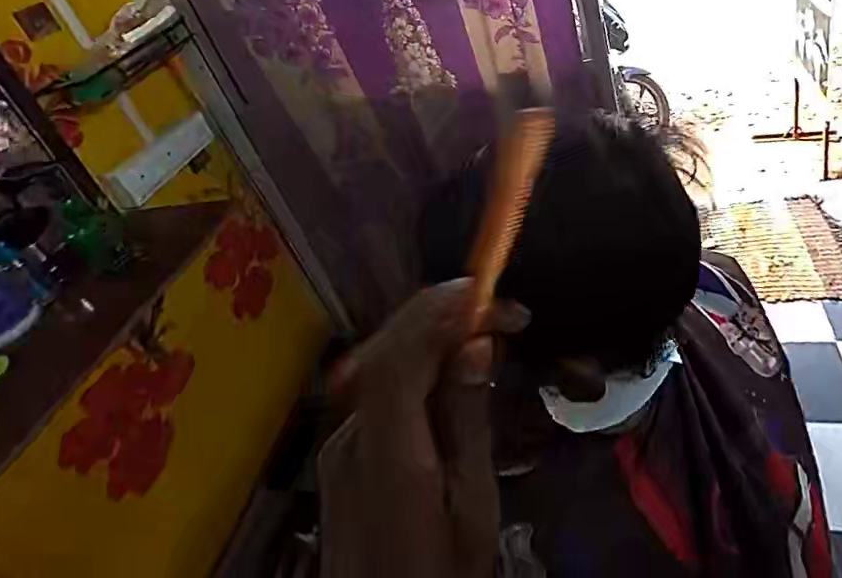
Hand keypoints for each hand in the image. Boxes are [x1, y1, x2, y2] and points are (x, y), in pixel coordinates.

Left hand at [319, 280, 529, 577]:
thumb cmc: (441, 576)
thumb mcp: (472, 511)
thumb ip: (469, 423)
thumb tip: (476, 345)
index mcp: (386, 457)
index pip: (399, 358)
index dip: (437, 313)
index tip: (485, 292)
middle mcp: (351, 438)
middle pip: (388, 348)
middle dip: (442, 312)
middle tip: (500, 308)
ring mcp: (340, 442)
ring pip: (384, 361)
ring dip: (432, 331)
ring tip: (486, 326)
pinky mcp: (342, 449)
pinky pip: (383, 386)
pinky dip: (419, 361)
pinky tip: (452, 364)